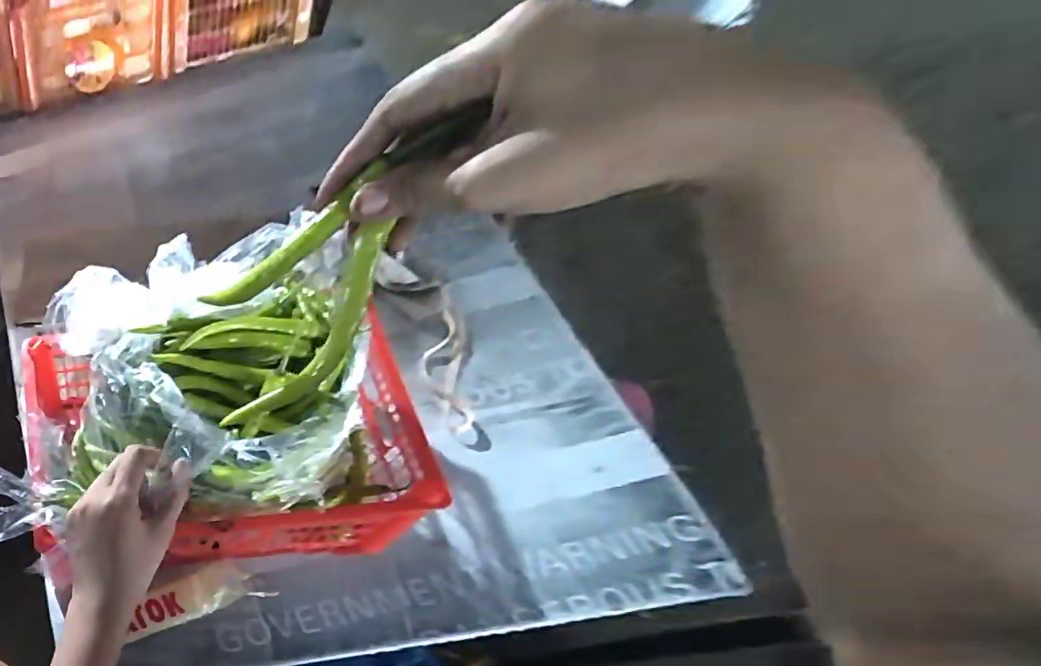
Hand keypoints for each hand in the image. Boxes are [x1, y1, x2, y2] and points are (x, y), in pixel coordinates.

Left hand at [63, 446, 190, 615]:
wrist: (100, 599)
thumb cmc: (136, 569)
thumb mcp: (162, 533)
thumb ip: (174, 495)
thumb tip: (182, 465)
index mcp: (117, 498)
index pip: (133, 455)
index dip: (153, 456)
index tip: (164, 471)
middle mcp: (93, 495)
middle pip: (117, 465)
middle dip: (138, 472)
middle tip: (152, 498)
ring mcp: (78, 505)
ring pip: (103, 479)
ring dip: (122, 485)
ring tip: (135, 513)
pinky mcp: (70, 517)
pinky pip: (92, 495)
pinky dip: (107, 499)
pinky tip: (116, 524)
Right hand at [317, 0, 890, 223]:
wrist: (739, 120)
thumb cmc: (609, 143)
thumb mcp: (500, 176)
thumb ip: (422, 188)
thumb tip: (361, 206)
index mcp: (500, 44)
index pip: (402, 104)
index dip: (356, 156)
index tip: (324, 202)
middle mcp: (519, 36)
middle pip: (430, 112)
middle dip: (391, 174)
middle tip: (363, 227)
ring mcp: (551, 52)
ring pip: (463, 122)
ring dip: (428, 177)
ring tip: (404, 232)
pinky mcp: (573, 76)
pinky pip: (498, 121)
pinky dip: (468, 163)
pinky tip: (456, 200)